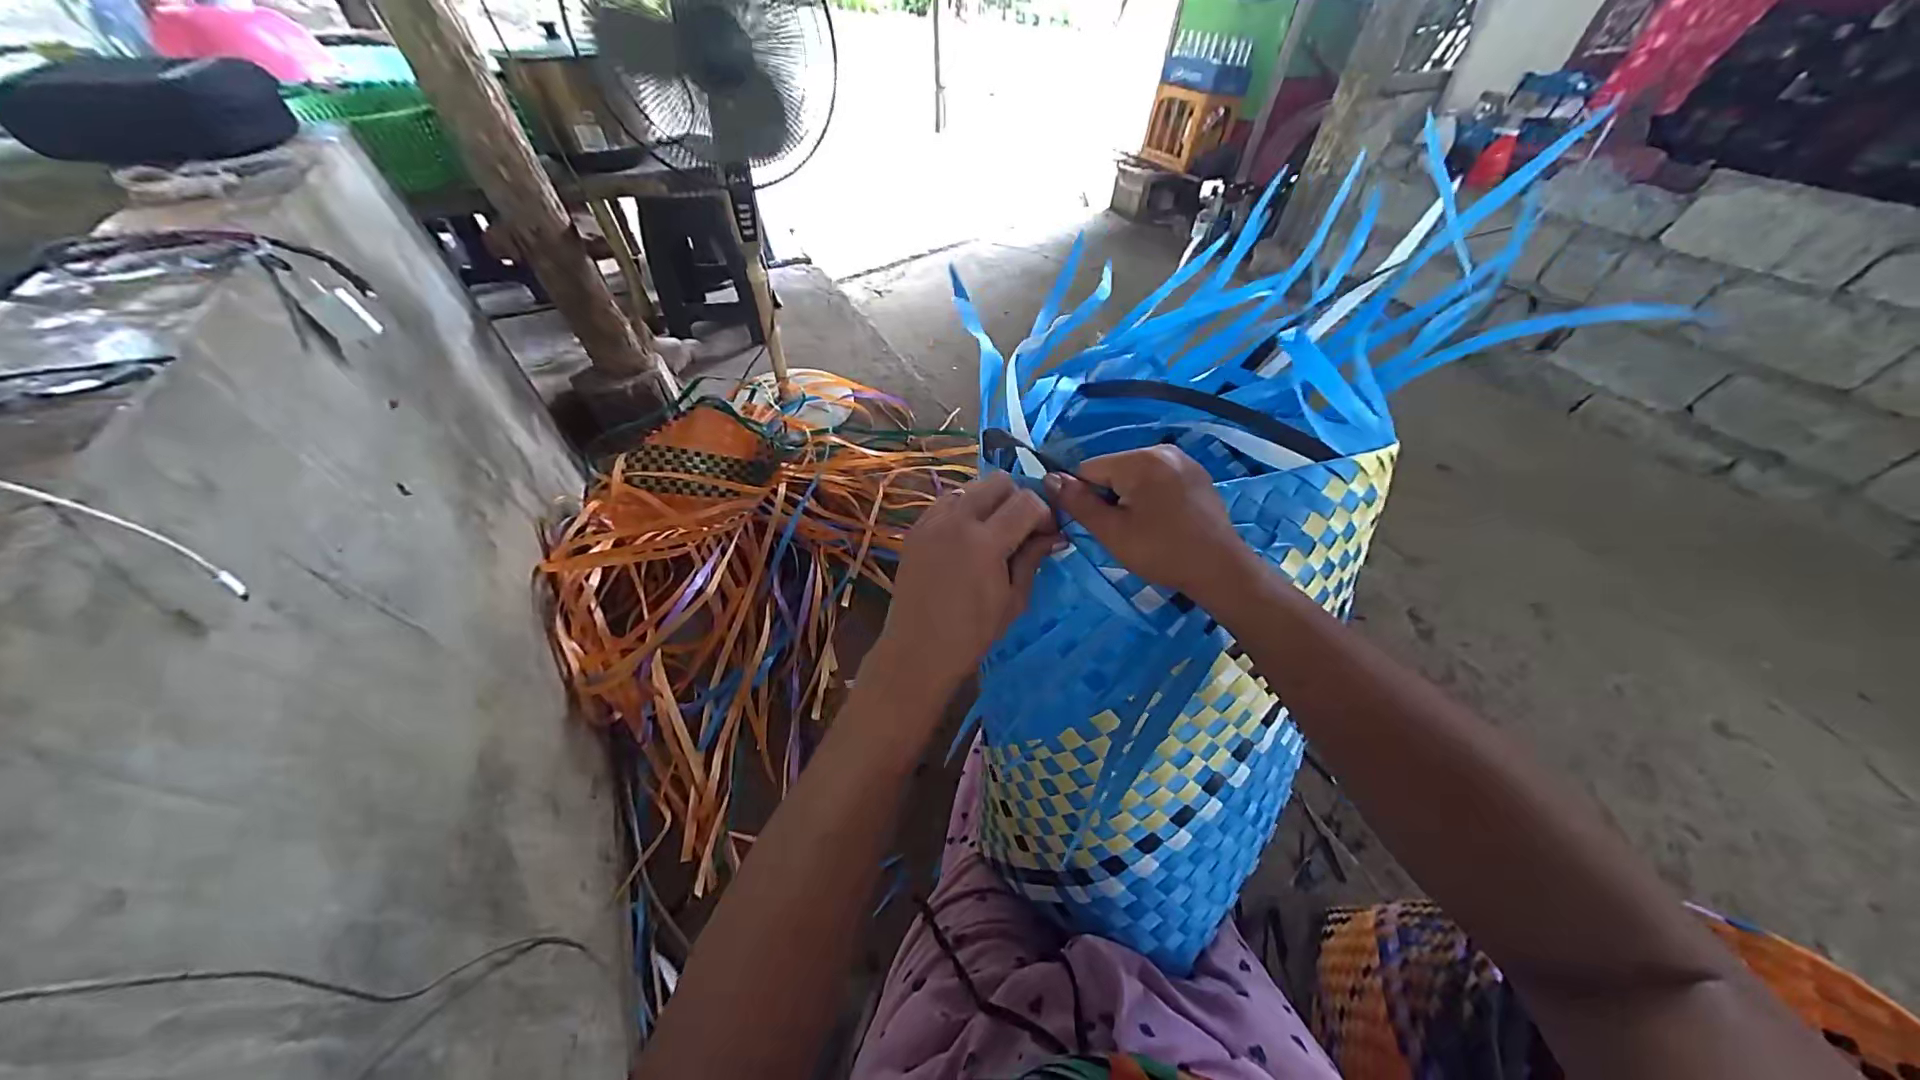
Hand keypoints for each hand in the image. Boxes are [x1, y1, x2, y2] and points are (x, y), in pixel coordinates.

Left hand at [871, 472, 1058, 705]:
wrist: (919, 650)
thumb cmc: (973, 633)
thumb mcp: (1014, 599)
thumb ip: (1033, 558)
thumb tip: (1055, 534)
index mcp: (985, 542)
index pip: (1026, 501)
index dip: (1044, 514)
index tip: (1048, 534)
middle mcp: (956, 521)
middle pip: (998, 481)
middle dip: (1018, 498)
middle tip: (1023, 528)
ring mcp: (932, 522)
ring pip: (970, 487)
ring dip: (989, 501)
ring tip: (994, 531)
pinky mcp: (916, 529)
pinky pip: (946, 503)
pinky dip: (963, 509)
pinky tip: (968, 537)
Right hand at [1045, 445, 1257, 605]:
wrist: (1219, 569)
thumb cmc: (1161, 552)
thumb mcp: (1111, 531)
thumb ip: (1077, 503)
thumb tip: (1049, 479)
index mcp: (1139, 460)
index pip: (1087, 469)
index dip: (1084, 498)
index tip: (1098, 525)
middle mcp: (1161, 449)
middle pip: (1112, 469)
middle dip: (1109, 496)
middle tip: (1122, 530)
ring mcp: (1183, 459)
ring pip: (1134, 474)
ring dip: (1128, 497)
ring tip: (1143, 528)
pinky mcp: (1196, 474)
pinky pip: (1157, 478)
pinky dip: (1150, 496)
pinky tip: (1161, 521)